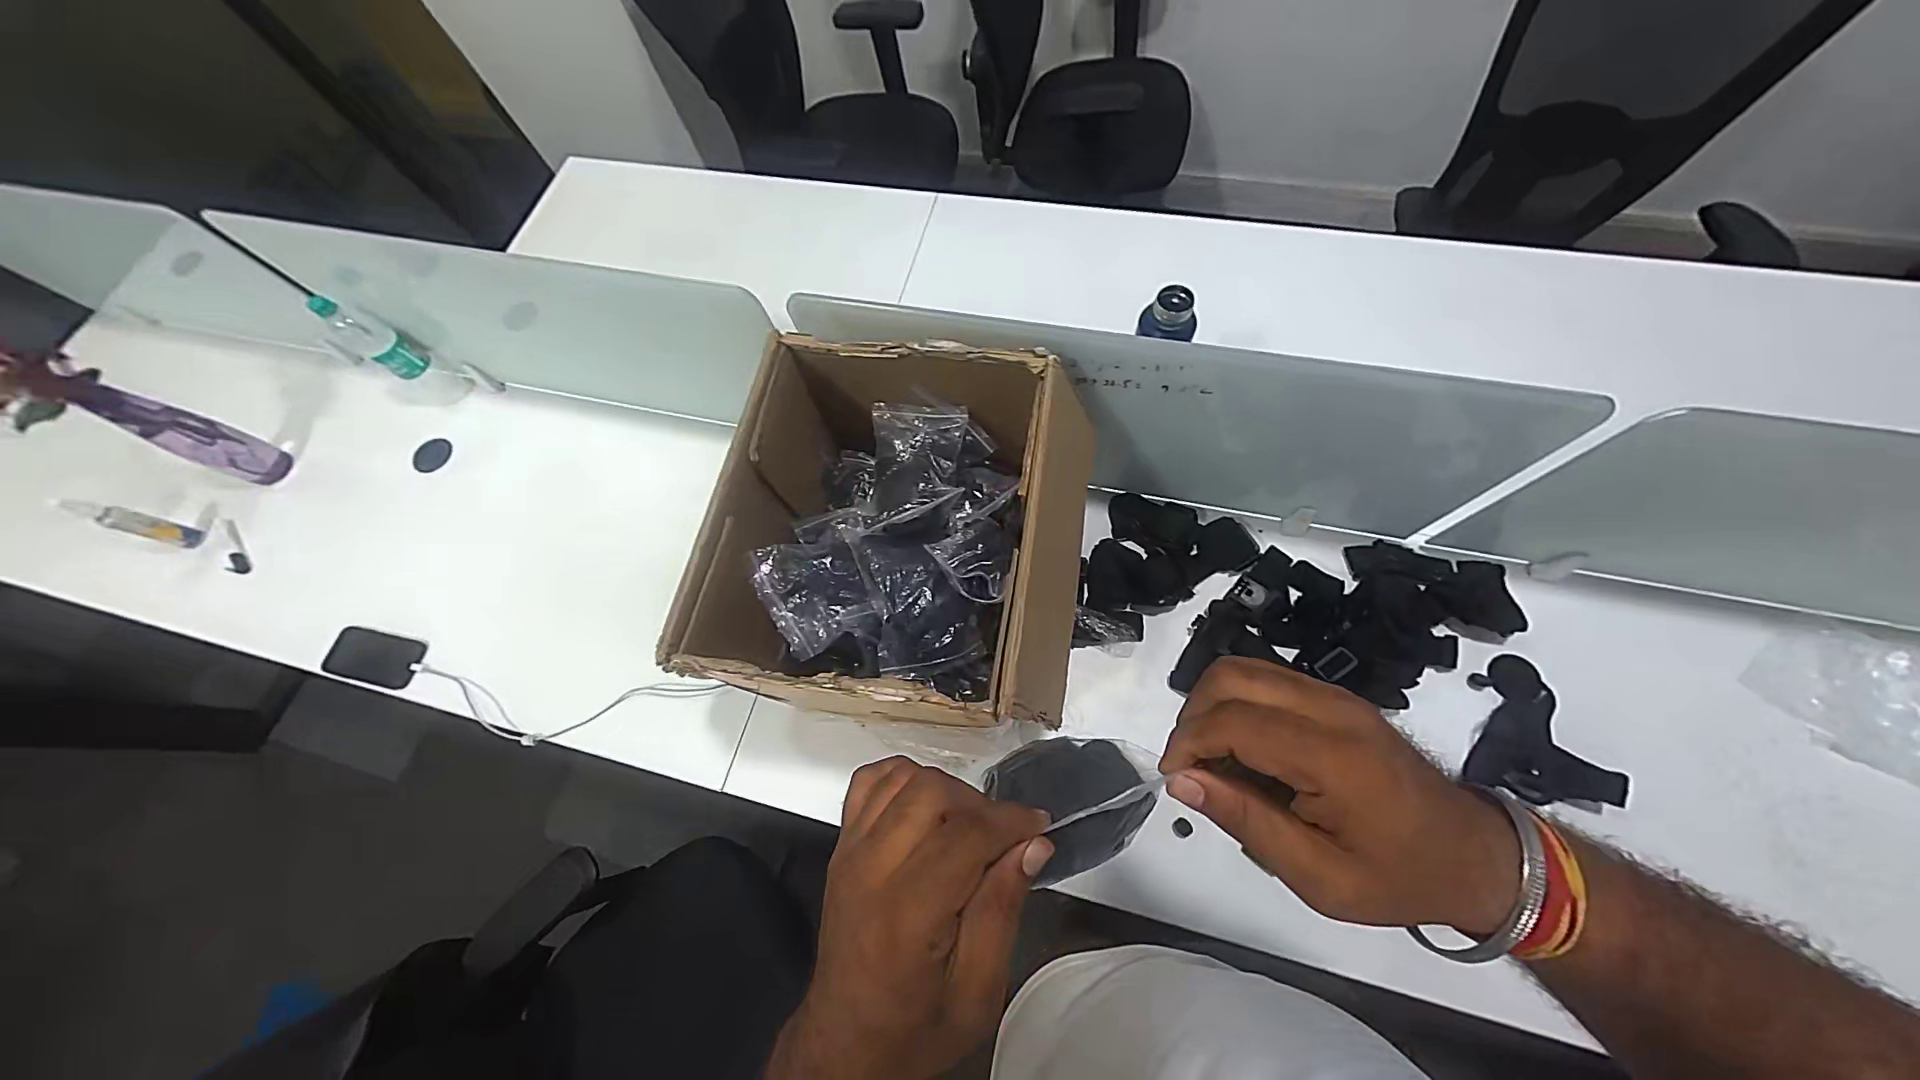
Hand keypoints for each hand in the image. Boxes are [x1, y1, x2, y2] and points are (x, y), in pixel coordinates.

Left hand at [765, 757, 1053, 1079]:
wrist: (846, 1040)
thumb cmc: (914, 1026)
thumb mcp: (977, 993)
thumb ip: (1003, 910)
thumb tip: (1033, 845)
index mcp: (907, 914)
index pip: (964, 835)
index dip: (1010, 821)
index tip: (1038, 826)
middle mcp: (871, 870)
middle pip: (932, 792)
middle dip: (980, 804)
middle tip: (1002, 836)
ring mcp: (849, 851)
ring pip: (902, 778)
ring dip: (945, 789)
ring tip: (966, 824)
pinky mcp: (841, 845)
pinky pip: (870, 781)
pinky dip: (902, 778)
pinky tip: (925, 805)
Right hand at [1159, 658, 1520, 935]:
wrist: (1474, 854)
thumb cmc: (1401, 876)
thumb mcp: (1321, 877)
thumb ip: (1247, 822)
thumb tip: (1182, 781)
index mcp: (1333, 757)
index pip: (1233, 720)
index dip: (1188, 743)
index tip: (1175, 777)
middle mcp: (1333, 710)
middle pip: (1230, 676)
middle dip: (1192, 716)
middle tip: (1191, 766)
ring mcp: (1336, 697)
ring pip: (1243, 668)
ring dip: (1210, 705)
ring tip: (1212, 756)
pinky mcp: (1334, 697)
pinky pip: (1265, 678)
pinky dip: (1234, 702)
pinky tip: (1242, 747)